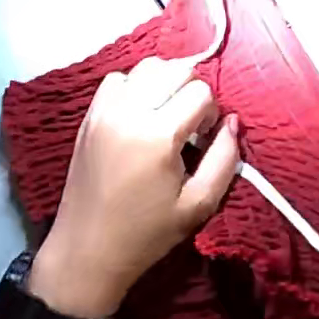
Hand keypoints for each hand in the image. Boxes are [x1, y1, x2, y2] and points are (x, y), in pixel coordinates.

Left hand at [29, 58, 239, 318]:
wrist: (86, 252)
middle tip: (190, 126)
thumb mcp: (201, 203)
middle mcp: (129, 113)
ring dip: (166, 83)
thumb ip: (225, 157)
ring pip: (147, 67)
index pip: (200, 91)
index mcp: (158, 135)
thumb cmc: (148, 233)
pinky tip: (141, 114)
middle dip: (192, 91)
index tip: (203, 140)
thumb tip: (231, 121)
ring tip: (167, 115)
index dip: (211, 113)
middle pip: (176, 69)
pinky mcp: (89, 117)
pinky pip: (117, 79)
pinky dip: (136, 87)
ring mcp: (104, 111)